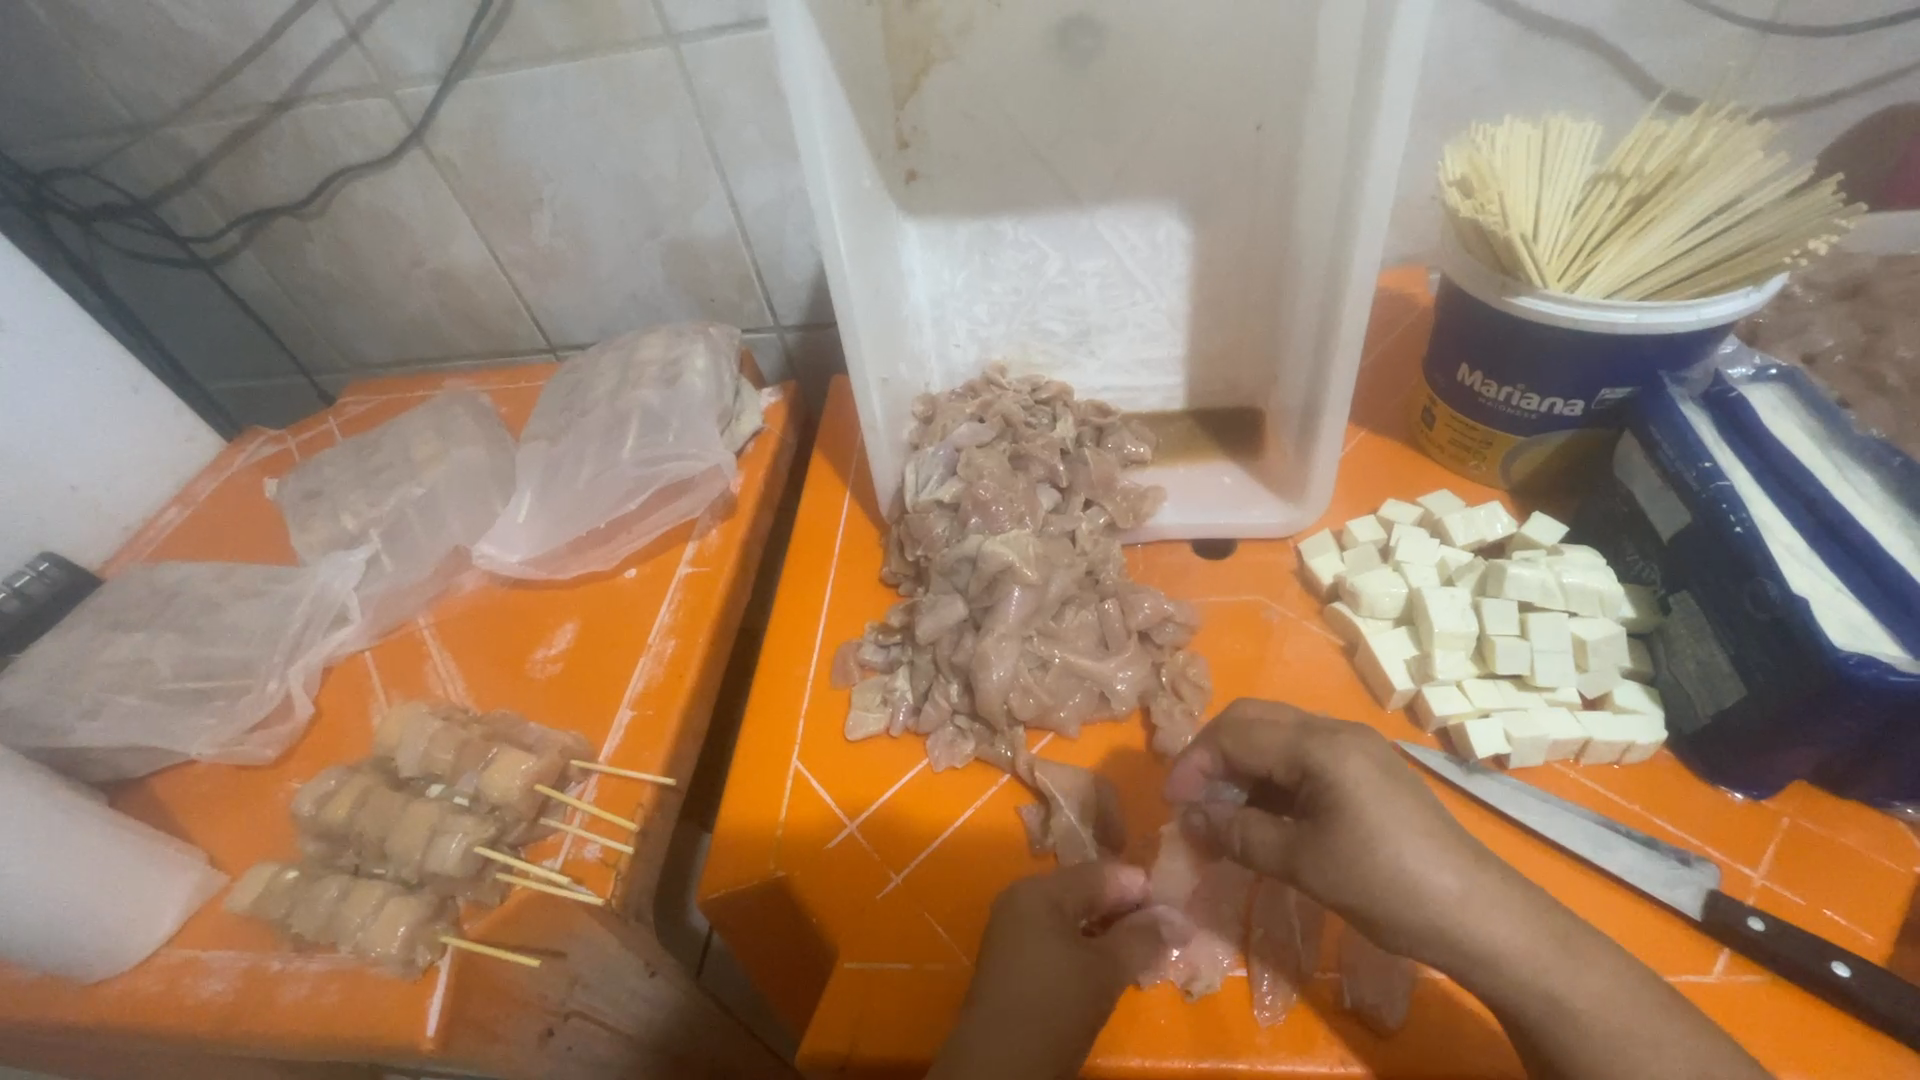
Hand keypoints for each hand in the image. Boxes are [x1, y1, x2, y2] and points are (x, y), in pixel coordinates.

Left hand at [928, 861, 1191, 1079]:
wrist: (996, 1068)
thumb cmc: (1053, 1008)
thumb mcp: (1105, 972)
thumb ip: (1142, 938)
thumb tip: (1178, 917)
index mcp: (1040, 890)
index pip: (1102, 874)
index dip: (1142, 889)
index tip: (1178, 911)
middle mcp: (1023, 899)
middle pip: (1086, 892)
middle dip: (1127, 911)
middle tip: (1168, 934)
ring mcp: (1014, 930)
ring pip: (1073, 918)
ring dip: (1109, 933)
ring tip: (1146, 952)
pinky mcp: (1014, 960)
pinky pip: (1058, 939)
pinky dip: (1087, 948)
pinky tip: (1112, 968)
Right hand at [1163, 699, 1523, 968]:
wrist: (1480, 917)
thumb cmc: (1386, 885)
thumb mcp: (1302, 863)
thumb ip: (1239, 834)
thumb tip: (1190, 820)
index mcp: (1320, 745)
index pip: (1235, 733)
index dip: (1196, 764)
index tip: (1174, 805)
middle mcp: (1335, 731)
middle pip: (1253, 719)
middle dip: (1213, 754)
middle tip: (1192, 799)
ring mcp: (1355, 748)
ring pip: (1276, 736)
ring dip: (1240, 766)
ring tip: (1221, 811)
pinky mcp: (1366, 771)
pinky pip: (1301, 757)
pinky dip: (1269, 777)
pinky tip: (1261, 814)